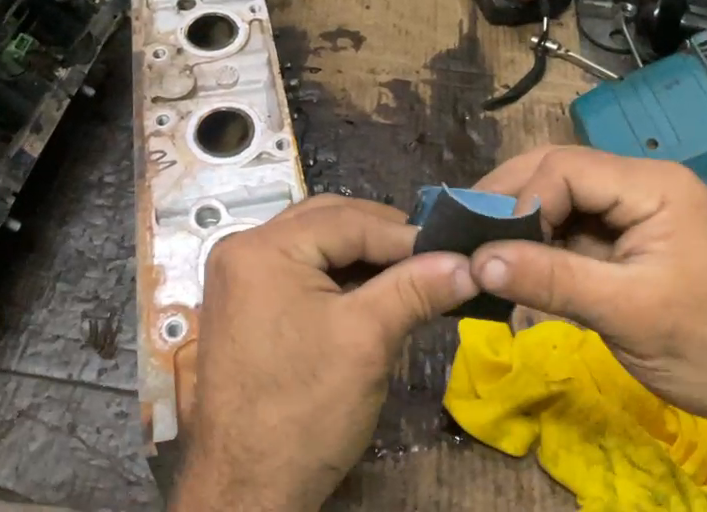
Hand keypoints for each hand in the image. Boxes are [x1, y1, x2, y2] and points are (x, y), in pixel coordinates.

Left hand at [172, 195, 478, 511]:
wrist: (247, 488)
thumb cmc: (305, 410)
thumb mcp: (367, 340)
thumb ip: (416, 289)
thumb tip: (468, 262)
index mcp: (263, 247)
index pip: (346, 220)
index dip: (404, 233)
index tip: (453, 246)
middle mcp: (242, 248)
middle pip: (326, 221)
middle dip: (382, 236)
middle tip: (434, 254)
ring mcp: (239, 277)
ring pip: (314, 244)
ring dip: (361, 254)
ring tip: (412, 271)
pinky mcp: (245, 304)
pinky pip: (298, 269)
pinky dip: (337, 275)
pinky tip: (373, 290)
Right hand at [468, 146, 706, 432]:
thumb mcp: (627, 313)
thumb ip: (550, 279)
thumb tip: (477, 260)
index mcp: (654, 187)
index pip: (566, 168)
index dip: (522, 200)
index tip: (489, 244)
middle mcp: (644, 185)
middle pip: (560, 170)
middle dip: (512, 198)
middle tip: (465, 229)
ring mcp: (639, 212)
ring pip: (563, 197)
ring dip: (523, 220)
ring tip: (482, 246)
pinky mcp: (632, 240)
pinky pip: (575, 226)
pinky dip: (542, 242)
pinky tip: (516, 261)